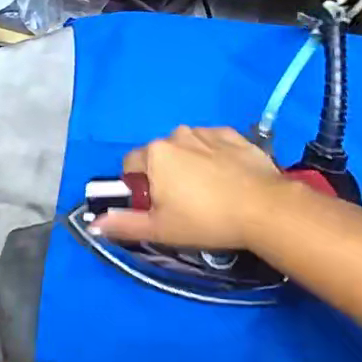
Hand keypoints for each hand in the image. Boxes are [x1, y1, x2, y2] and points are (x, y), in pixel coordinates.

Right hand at [91, 126, 304, 251]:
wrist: (266, 209)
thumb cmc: (206, 220)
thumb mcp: (160, 229)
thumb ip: (124, 224)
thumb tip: (95, 224)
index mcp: (155, 154)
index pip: (130, 164)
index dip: (138, 186)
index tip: (155, 206)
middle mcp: (177, 135)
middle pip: (159, 155)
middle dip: (165, 175)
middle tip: (183, 204)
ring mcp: (207, 132)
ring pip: (187, 147)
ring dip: (190, 164)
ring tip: (210, 192)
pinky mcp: (235, 135)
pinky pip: (214, 144)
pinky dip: (215, 157)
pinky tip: (228, 178)